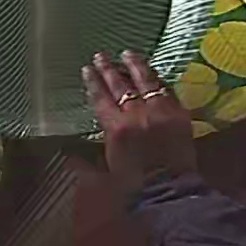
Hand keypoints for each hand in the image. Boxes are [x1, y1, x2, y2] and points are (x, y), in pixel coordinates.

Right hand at [83, 51, 195, 193]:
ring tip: (128, 53)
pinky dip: (158, 80)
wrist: (171, 192)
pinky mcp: (179, 114)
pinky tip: (154, 74)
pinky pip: (167, 90)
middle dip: (109, 68)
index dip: (93, 82)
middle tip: (101, 55)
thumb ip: (84, 164)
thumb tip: (66, 156)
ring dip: (135, 65)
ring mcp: (159, 111)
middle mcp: (135, 114)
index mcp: (115, 128)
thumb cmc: (134, 187)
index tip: (87, 68)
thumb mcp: (103, 176)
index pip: (100, 98)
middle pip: (120, 85)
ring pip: (146, 81)